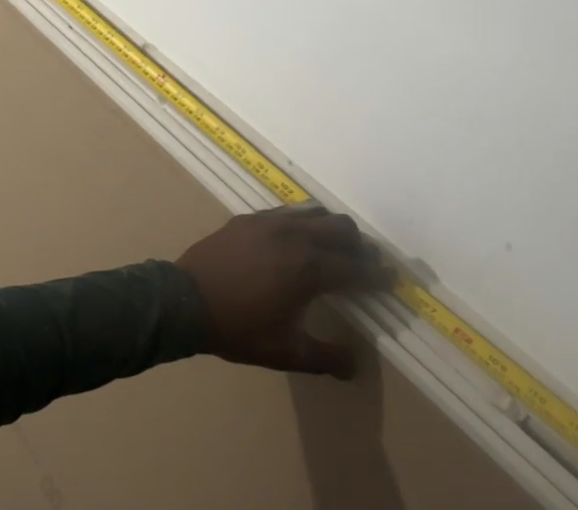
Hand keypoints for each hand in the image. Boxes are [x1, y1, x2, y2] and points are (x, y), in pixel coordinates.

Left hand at [175, 204, 392, 379]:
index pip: (356, 268)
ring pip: (316, 213)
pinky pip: (288, 212)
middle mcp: (295, 237)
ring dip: (333, 229)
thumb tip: (354, 365)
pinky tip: (299, 239)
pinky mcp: (249, 218)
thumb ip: (325, 358)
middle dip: (359, 247)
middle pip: (342, 230)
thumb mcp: (285, 352)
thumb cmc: (238, 329)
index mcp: (309, 269)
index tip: (391, 280)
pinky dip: (304, 222)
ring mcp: (270, 222)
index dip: (378, 276)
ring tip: (335, 249)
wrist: (185, 302)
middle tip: (364, 265)